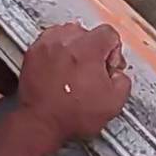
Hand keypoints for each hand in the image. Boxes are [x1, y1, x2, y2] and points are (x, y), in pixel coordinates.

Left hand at [16, 22, 131, 146]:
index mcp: (88, 48)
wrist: (41, 123)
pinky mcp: (32, 53)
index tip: (108, 67)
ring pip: (66, 34)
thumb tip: (117, 73)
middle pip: (87, 32)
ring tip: (74, 69)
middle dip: (93, 49)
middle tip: (92, 71)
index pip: (109, 33)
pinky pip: (49, 42)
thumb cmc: (72, 114)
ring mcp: (46, 45)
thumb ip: (123, 80)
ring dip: (73, 47)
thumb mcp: (113, 102)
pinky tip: (59, 68)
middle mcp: (65, 41)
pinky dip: (55, 51)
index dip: (114, 52)